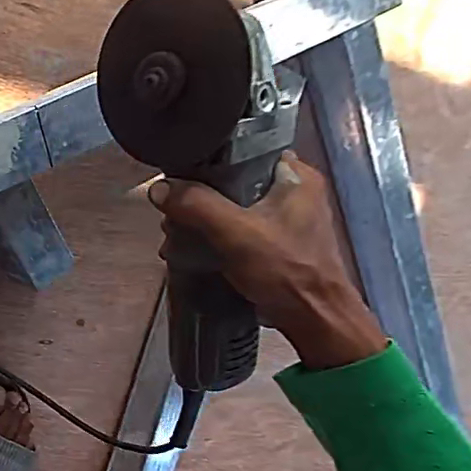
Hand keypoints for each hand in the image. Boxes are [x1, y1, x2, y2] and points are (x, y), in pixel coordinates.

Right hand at [147, 154, 386, 368]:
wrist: (312, 318)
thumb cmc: (284, 269)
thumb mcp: (234, 232)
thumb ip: (196, 205)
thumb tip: (158, 188)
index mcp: (296, 176)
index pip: (243, 152)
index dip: (208, 163)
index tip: (180, 180)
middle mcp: (293, 191)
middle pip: (230, 181)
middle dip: (197, 199)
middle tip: (177, 217)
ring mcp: (283, 218)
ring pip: (228, 205)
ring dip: (200, 220)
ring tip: (180, 235)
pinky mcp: (273, 241)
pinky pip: (233, 227)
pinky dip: (212, 235)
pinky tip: (194, 247)